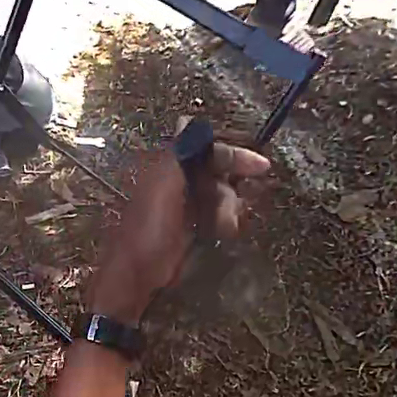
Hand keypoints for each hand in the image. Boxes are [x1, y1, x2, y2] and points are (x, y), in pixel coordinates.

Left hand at [87, 141, 271, 319]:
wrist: (134, 278)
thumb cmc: (148, 233)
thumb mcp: (163, 190)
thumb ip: (178, 155)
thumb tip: (187, 119)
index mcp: (167, 168)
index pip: (207, 150)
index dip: (234, 156)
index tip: (261, 167)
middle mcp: (176, 181)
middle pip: (217, 173)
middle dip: (230, 191)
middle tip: (230, 215)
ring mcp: (183, 205)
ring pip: (220, 196)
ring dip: (227, 210)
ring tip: (222, 229)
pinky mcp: (189, 226)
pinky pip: (215, 214)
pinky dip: (222, 221)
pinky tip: (221, 233)